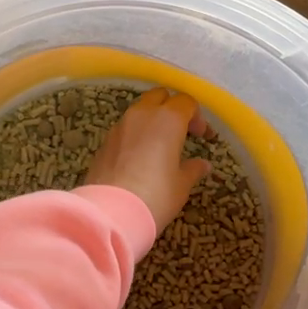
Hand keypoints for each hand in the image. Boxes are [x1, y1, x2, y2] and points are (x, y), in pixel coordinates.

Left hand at [84, 88, 210, 231]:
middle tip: (182, 131)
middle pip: (160, 97)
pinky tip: (139, 157)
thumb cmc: (155, 195)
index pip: (186, 102)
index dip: (197, 117)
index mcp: (167, 119)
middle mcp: (141, 115)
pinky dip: (135, 134)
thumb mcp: (181, 185)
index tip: (203, 136)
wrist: (111, 212)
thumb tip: (202, 164)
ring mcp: (119, 126)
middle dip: (172, 108)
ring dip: (152, 119)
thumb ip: (192, 169)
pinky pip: (124, 128)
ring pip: (139, 110)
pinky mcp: (104, 141)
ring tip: (160, 145)